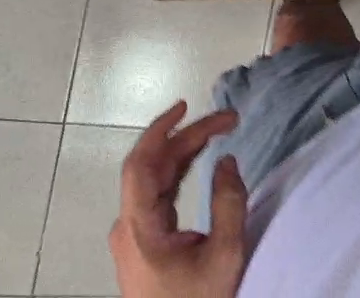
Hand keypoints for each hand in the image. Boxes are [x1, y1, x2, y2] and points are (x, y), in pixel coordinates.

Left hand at [110, 102, 247, 297]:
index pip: (140, 165)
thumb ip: (228, 203)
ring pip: (156, 178)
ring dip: (187, 150)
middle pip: (153, 166)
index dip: (159, 130)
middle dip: (189, 136)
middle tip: (230, 120)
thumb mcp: (224, 254)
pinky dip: (181, 169)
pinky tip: (201, 158)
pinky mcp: (145, 243)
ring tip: (222, 130)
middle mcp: (130, 227)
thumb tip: (227, 160)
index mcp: (140, 228)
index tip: (186, 105)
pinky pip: (159, 194)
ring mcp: (135, 235)